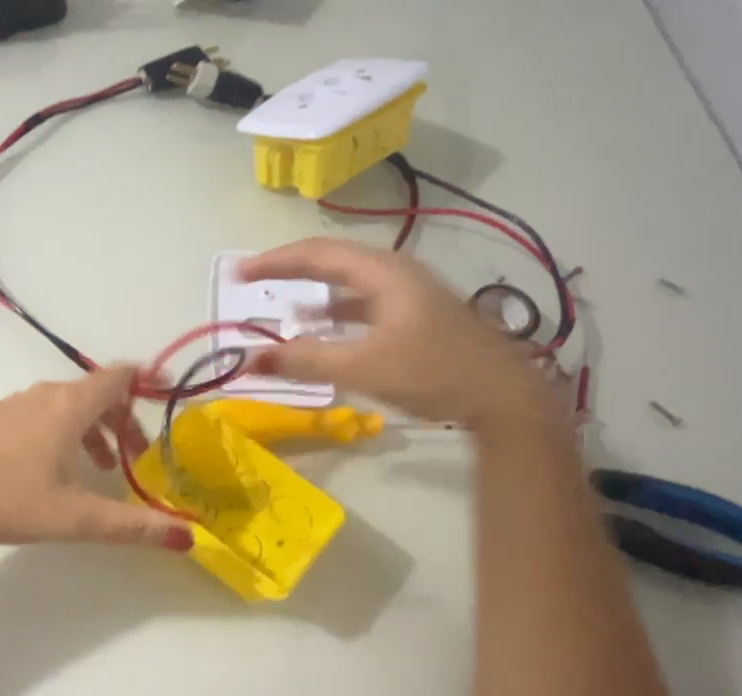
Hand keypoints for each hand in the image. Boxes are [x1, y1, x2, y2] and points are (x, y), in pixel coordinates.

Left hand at [0, 366, 194, 551]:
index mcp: (69, 407)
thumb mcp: (78, 519)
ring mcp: (10, 404)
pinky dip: (57, 432)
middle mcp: (41, 394)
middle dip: (121, 422)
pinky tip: (46, 470)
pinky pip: (35, 415)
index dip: (147, 382)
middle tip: (132, 461)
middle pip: (94, 393)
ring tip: (95, 471)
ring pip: (63, 406)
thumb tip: (188, 539)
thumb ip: (135, 527)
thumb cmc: (11, 503)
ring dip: (89, 431)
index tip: (166, 394)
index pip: (119, 377)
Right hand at [239, 238, 548, 428]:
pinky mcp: (416, 317)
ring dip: (312, 293)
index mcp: (384, 273)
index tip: (239, 274)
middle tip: (252, 282)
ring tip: (281, 308)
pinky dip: (334, 313)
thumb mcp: (363, 367)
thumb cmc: (433, 372)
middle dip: (290, 271)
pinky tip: (323, 331)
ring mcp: (410, 294)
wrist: (502, 395)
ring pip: (349, 283)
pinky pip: (363, 304)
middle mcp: (396, 274)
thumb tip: (249, 360)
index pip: (318, 255)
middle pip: (333, 261)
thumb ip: (305, 361)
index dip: (275, 262)